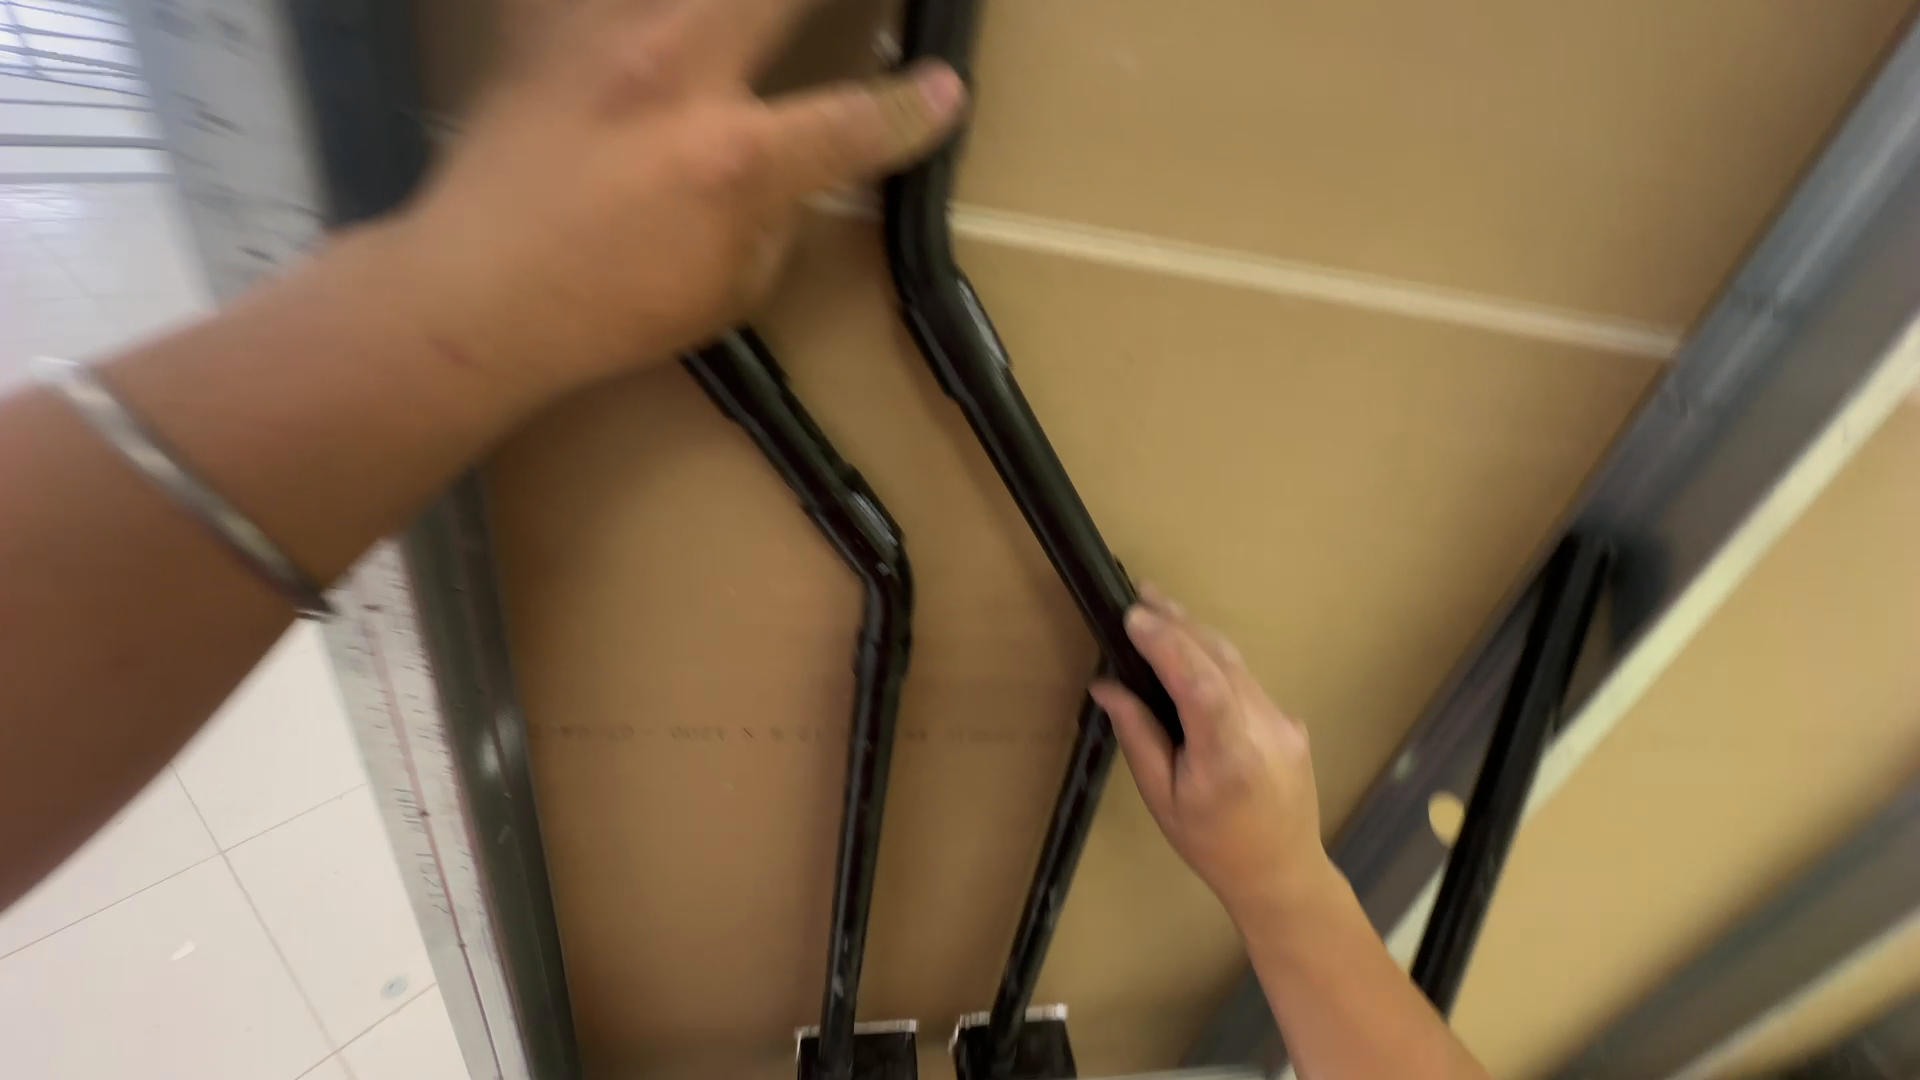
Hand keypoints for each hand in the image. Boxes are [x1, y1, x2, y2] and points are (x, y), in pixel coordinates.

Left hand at [374, 0, 965, 393]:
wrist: (484, 294)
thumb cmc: (620, 310)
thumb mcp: (732, 289)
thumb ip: (775, 219)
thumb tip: (790, 175)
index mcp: (739, 160)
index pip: (854, 122)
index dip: (913, 109)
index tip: (947, 91)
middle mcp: (680, 71)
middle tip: (865, 10)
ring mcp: (607, 32)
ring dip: (736, 1)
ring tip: (748, 19)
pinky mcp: (549, 23)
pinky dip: (635, 9)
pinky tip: (653, 27)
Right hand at [1090, 585, 1333, 922]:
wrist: (1283, 873)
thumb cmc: (1211, 845)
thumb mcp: (1162, 799)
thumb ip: (1137, 736)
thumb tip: (1106, 686)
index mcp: (1228, 758)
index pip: (1201, 686)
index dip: (1169, 646)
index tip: (1135, 618)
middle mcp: (1263, 729)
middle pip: (1219, 660)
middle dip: (1177, 623)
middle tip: (1140, 595)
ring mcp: (1282, 720)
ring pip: (1234, 661)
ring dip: (1194, 632)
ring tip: (1157, 608)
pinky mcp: (1288, 718)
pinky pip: (1243, 677)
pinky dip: (1211, 655)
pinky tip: (1187, 646)